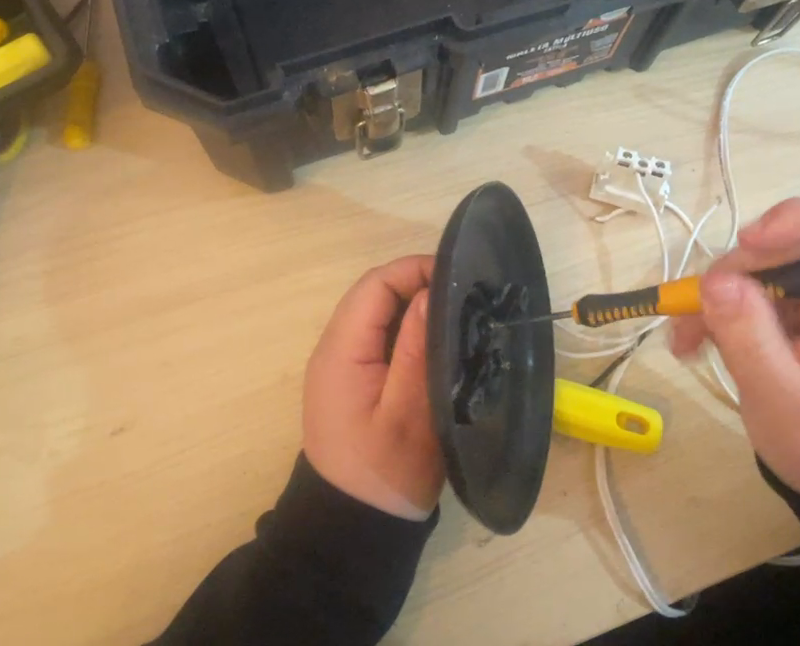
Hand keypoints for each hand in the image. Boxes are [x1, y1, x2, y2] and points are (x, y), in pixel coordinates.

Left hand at [303, 255, 443, 520]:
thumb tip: (429, 291)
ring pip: (379, 316)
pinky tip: (438, 344)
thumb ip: (415, 348)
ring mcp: (341, 367)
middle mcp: (334, 349)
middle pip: (375, 295)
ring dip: (415, 309)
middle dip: (419, 286)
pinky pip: (379, 340)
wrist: (353, 529)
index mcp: (341, 351)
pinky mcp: (353, 383)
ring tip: (458, 316)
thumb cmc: (384, 473)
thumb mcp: (408, 412)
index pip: (375, 285)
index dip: (414, 270)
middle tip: (465, 297)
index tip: (458, 277)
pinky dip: (408, 333)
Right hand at [671, 198, 799, 500]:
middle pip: (799, 242)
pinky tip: (691, 338)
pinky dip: (718, 305)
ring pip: (767, 261)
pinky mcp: (798, 307)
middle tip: (703, 303)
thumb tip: (715, 281)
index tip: (750, 244)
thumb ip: (749, 339)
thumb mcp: (781, 402)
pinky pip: (753, 286)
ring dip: (720, 289)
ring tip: (686, 334)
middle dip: (743, 265)